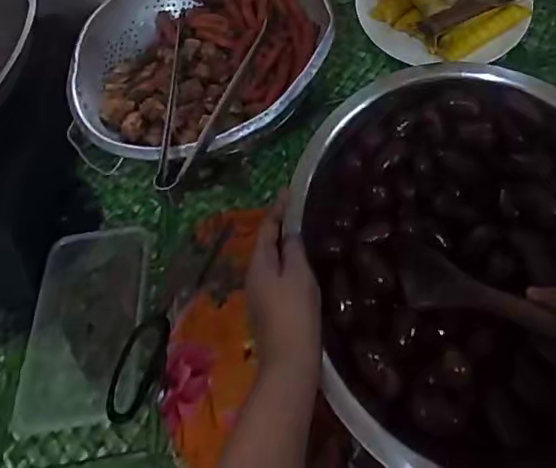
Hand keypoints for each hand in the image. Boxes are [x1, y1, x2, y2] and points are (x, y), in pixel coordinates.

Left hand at [246, 194, 320, 379]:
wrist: (290, 364)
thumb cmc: (295, 313)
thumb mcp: (299, 274)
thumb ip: (293, 249)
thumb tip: (289, 234)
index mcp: (258, 264)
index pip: (266, 228)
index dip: (278, 209)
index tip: (288, 192)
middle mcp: (253, 278)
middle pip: (265, 245)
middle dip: (279, 227)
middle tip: (298, 211)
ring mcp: (259, 297)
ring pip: (271, 263)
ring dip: (283, 248)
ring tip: (302, 235)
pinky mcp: (268, 313)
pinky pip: (276, 278)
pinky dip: (287, 266)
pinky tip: (302, 268)